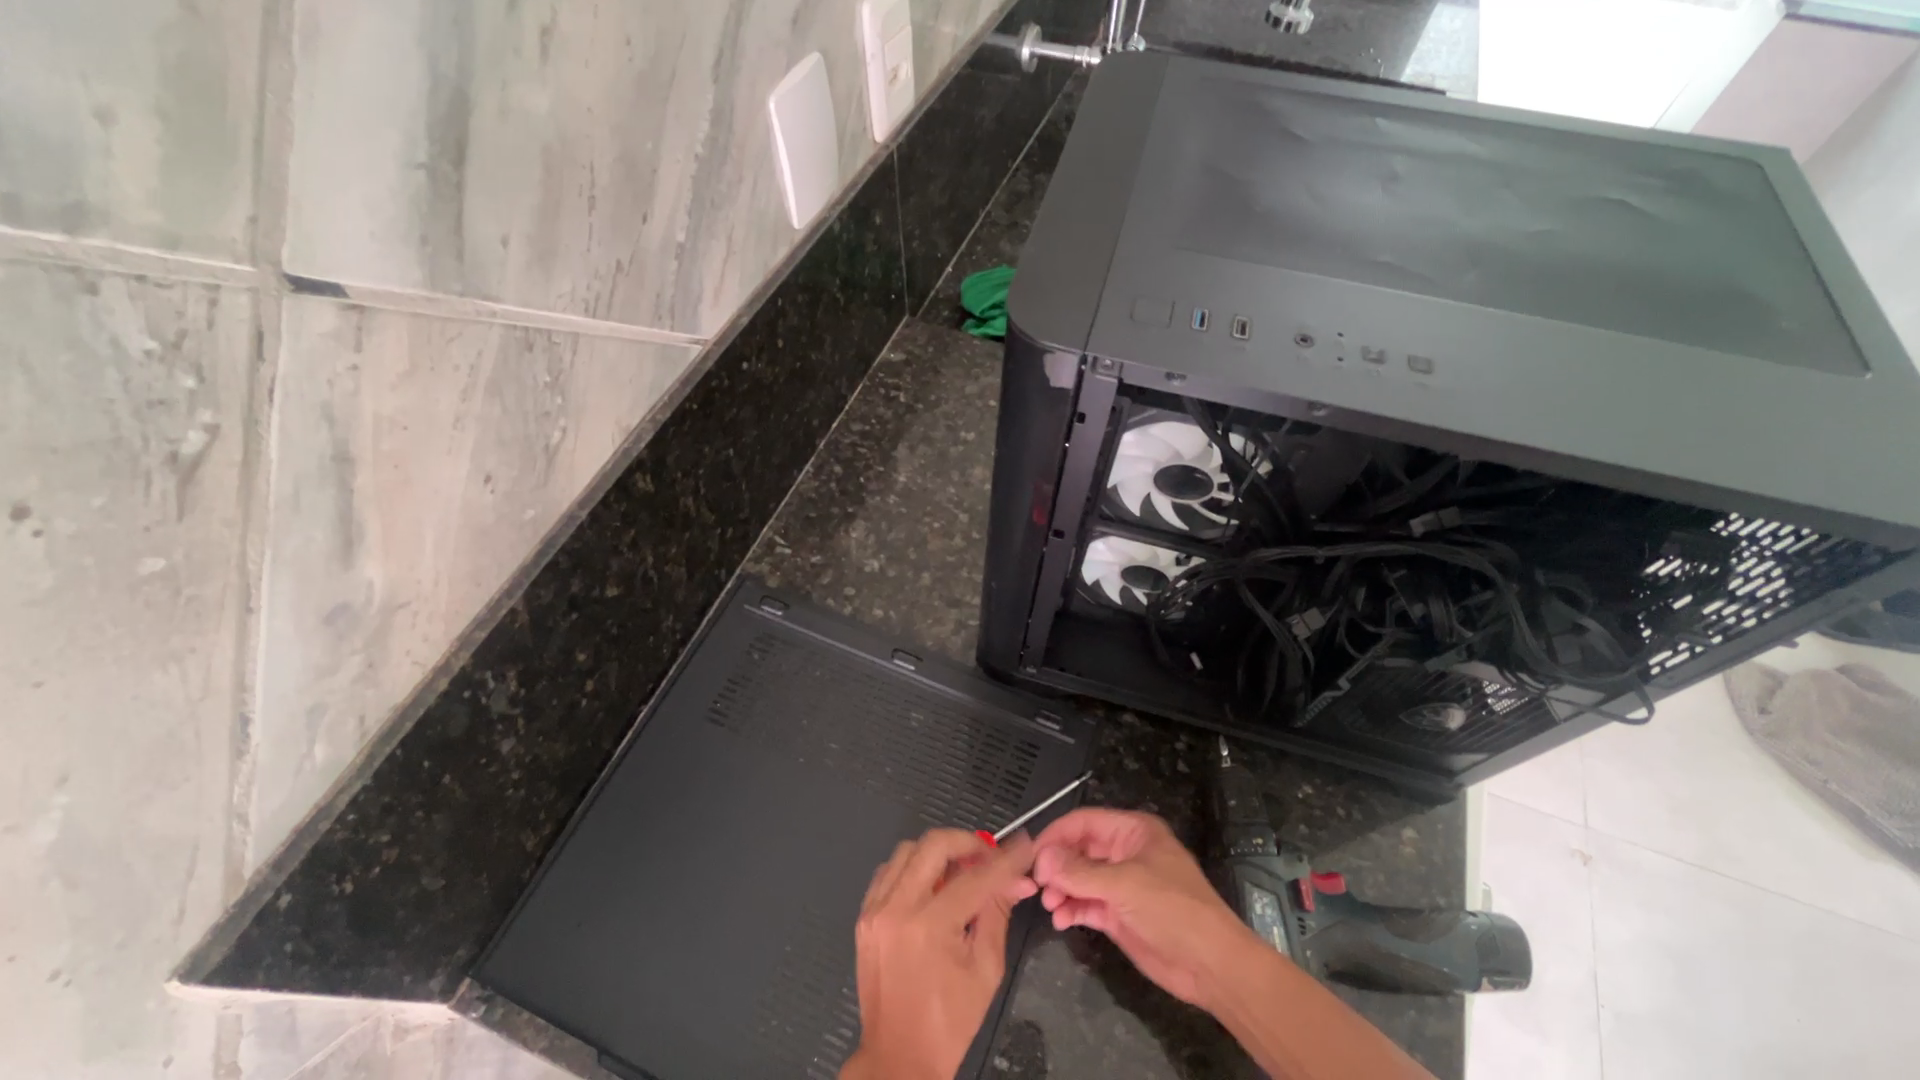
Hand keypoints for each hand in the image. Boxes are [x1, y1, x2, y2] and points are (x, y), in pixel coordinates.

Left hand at [841, 829, 1037, 1079]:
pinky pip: (888, 873)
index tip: (1024, 844)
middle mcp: (897, 909)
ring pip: (907, 851)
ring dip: (937, 853)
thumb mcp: (986, 969)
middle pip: (933, 845)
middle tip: (988, 856)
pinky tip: (931, 886)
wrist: (899, 1056)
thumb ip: (997, 914)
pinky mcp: (864, 918)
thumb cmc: (949, 1021)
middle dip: (967, 842)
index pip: (975, 876)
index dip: (1005, 859)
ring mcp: (875, 911)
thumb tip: (1016, 881)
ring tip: (961, 872)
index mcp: (930, 926)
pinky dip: (912, 869)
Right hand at [1031, 808, 1257, 1010]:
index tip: (1031, 855)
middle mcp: (1125, 853)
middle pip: (1078, 850)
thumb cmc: (1173, 910)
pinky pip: (1086, 904)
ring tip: (1051, 905)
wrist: (1210, 963)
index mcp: (1133, 832)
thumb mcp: (1125, 884)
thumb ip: (1079, 872)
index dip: (1056, 835)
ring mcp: (1122, 885)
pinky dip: (1071, 910)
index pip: (1084, 822)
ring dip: (1061, 890)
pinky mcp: (1119, 914)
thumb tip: (1042, 858)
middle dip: (1057, 866)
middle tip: (1037, 885)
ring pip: (1079, 879)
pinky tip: (1061, 920)